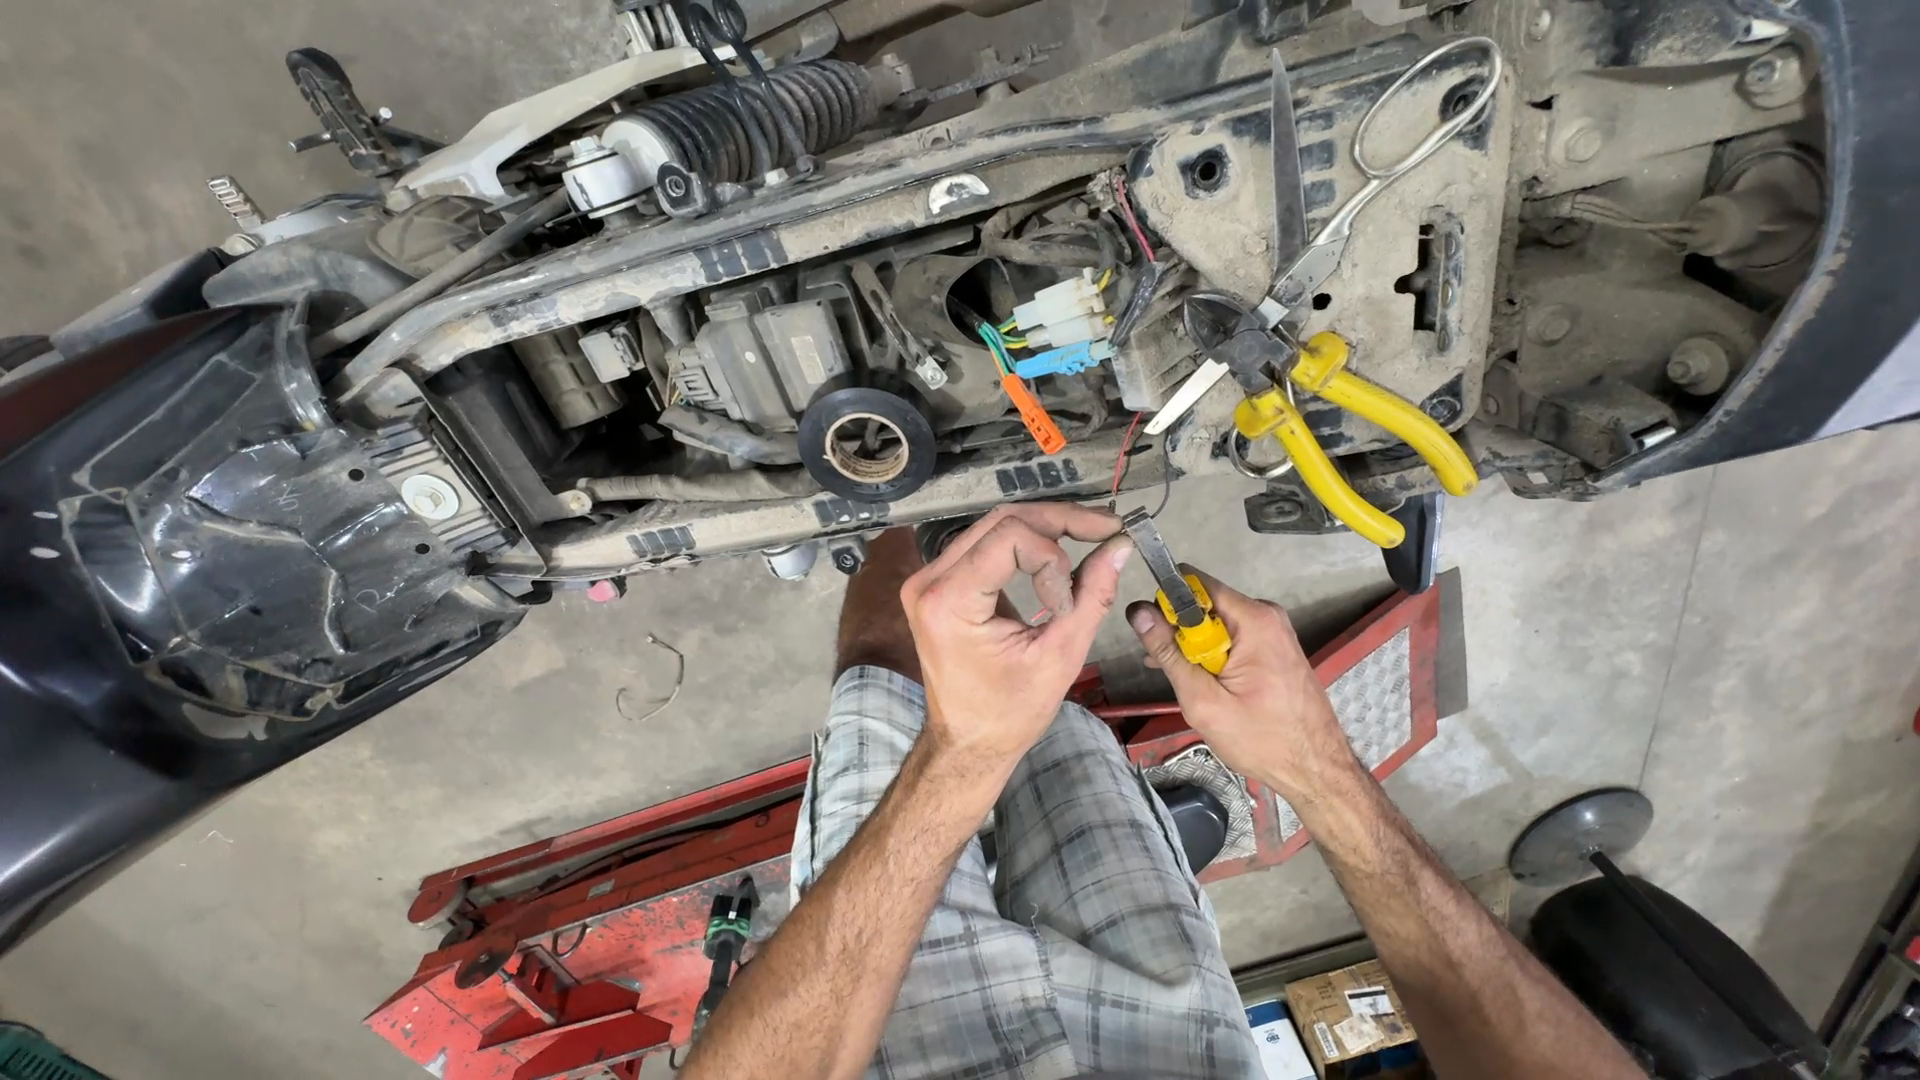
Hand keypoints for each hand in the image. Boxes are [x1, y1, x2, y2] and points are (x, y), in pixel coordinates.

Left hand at [901, 503, 1131, 781]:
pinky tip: (1056, 555)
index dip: (1053, 555)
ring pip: (993, 526)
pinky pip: (984, 545)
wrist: (968, 742)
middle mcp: (929, 580)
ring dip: (1044, 530)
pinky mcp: (938, 583)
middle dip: (1057, 522)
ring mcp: (928, 578)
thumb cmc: (1010, 713)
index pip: (1009, 536)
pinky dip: (1024, 545)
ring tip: (1089, 536)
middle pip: (1000, 520)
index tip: (1070, 599)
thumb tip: (1120, 545)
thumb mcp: (1060, 657)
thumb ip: (1091, 596)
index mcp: (949, 600)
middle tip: (1105, 528)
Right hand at [1127, 570, 1358, 799]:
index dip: (1167, 602)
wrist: (1315, 770)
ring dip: (1193, 646)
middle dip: (1178, 630)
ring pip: (1216, 623)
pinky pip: (1232, 638)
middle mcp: (1266, 615)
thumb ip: (1169, 653)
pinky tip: (1200, 681)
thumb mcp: (1203, 700)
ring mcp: (1273, 631)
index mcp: (1253, 619)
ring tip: (1179, 679)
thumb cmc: (1260, 739)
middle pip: (1205, 604)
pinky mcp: (1274, 648)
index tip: (1149, 631)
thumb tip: (1138, 612)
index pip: (1196, 584)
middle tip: (1162, 665)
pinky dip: (1212, 654)